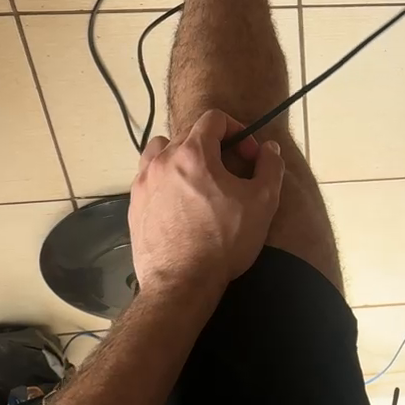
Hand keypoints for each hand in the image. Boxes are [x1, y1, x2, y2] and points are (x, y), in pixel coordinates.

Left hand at [127, 109, 284, 293]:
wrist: (181, 285)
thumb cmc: (223, 241)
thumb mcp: (263, 201)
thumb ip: (270, 166)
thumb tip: (269, 148)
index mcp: (193, 153)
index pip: (213, 118)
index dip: (238, 130)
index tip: (249, 156)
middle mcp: (162, 161)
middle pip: (189, 134)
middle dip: (215, 146)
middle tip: (231, 172)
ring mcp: (143, 183)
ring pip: (161, 151)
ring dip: (183, 157)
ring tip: (200, 181)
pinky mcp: (134, 206)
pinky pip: (150, 177)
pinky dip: (166, 179)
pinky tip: (182, 203)